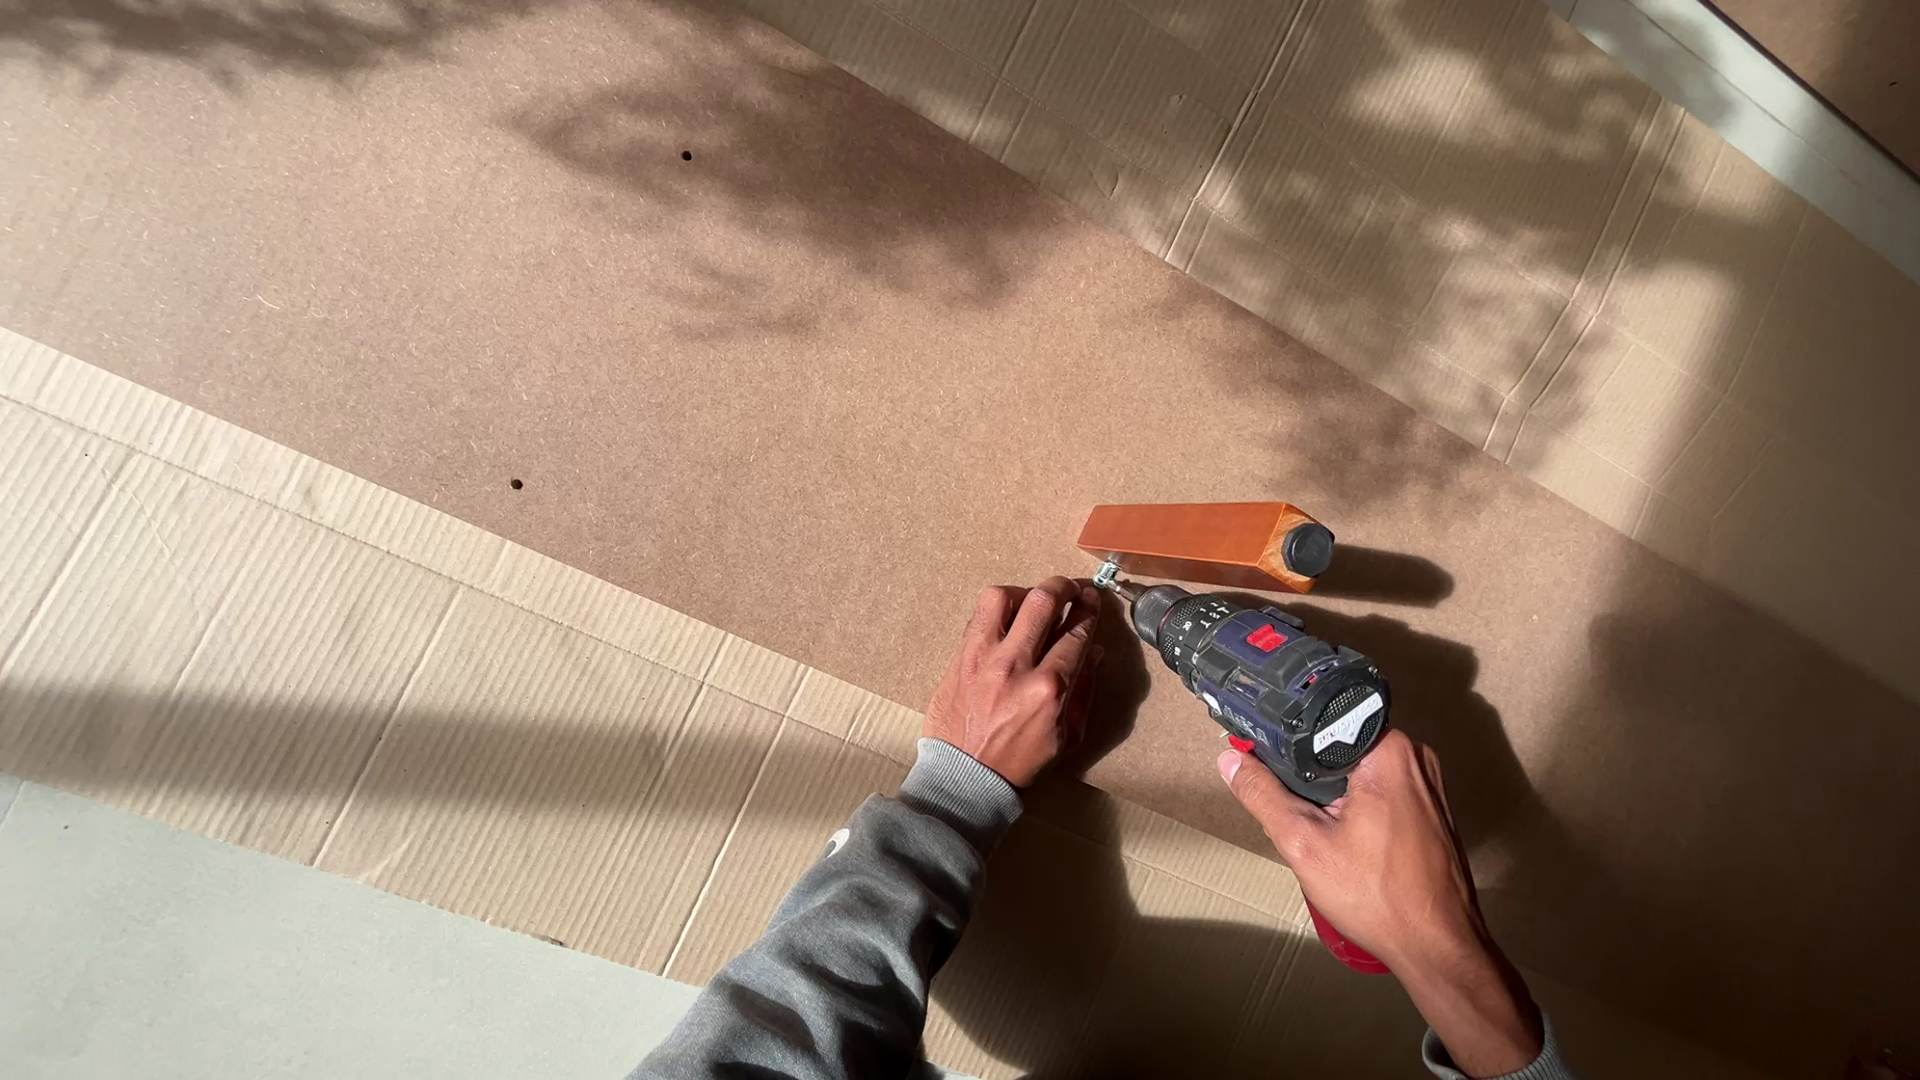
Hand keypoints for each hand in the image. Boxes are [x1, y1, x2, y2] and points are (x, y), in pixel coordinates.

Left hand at [923, 577, 1103, 786]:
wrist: (965, 775)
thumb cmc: (1019, 761)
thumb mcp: (1068, 737)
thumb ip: (1085, 690)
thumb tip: (1094, 651)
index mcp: (1048, 689)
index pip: (1075, 634)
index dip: (1089, 611)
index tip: (1093, 600)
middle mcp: (1015, 665)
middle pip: (1043, 602)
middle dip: (1063, 587)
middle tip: (1070, 588)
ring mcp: (982, 657)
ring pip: (1003, 597)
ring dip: (1025, 591)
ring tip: (1033, 599)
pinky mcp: (960, 656)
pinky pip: (978, 615)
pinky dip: (998, 608)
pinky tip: (1008, 616)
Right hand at [1219, 731, 1542, 1076]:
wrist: (1438, 950)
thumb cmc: (1377, 895)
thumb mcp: (1303, 842)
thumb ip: (1262, 794)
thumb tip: (1228, 759)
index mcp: (1389, 751)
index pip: (1323, 719)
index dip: (1285, 731)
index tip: (1259, 748)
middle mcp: (1414, 757)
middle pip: (1338, 742)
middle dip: (1306, 764)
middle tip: (1279, 788)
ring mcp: (1427, 783)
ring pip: (1356, 764)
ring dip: (1328, 783)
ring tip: (1306, 810)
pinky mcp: (1430, 807)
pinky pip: (1377, 784)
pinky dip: (1351, 797)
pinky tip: (1336, 826)